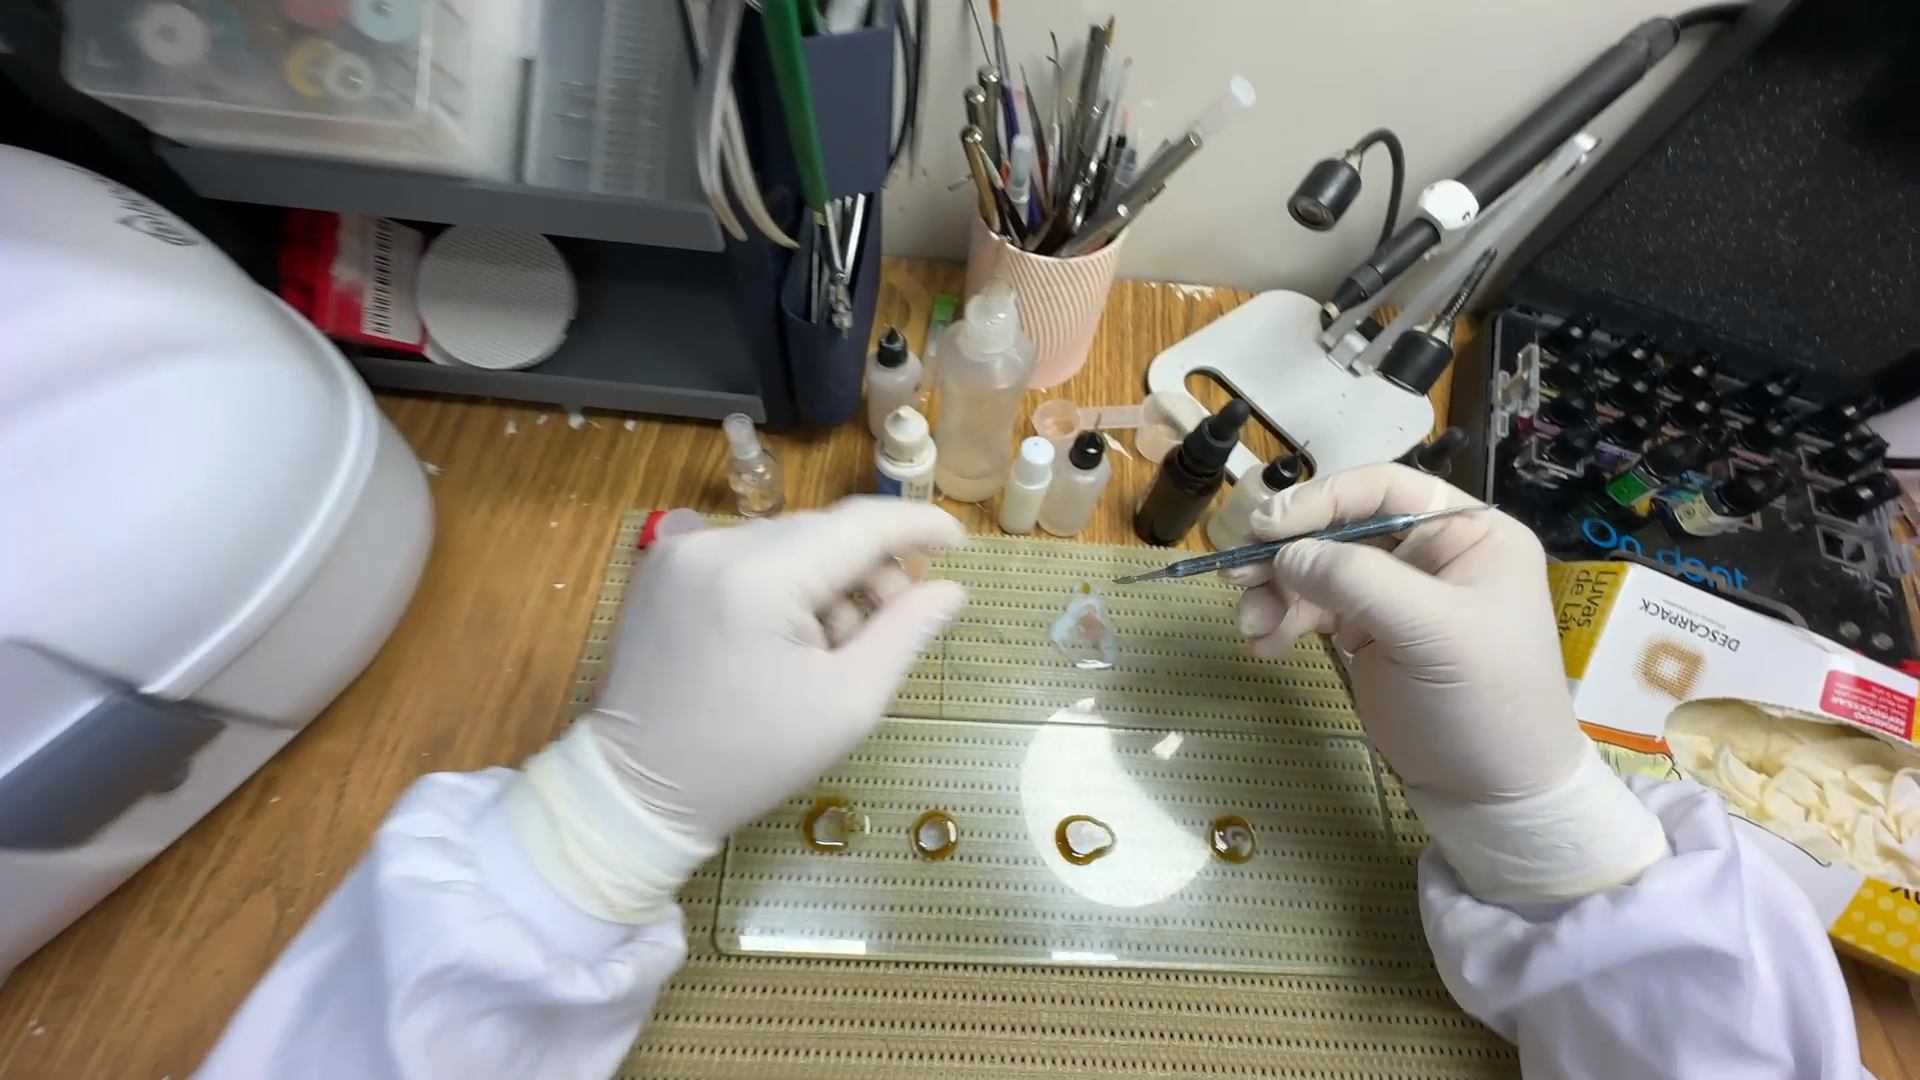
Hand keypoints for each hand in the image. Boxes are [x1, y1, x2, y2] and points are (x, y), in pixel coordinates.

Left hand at [506, 498, 965, 921]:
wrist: (636, 791)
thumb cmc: (750, 758)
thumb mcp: (847, 704)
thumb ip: (906, 633)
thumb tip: (951, 588)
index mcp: (759, 578)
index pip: (860, 525)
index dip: (917, 526)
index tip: (957, 541)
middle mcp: (715, 543)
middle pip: (826, 532)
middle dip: (868, 571)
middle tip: (882, 629)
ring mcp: (682, 549)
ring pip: (791, 540)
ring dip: (825, 579)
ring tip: (823, 645)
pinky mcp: (665, 562)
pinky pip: (751, 551)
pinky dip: (783, 580)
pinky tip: (783, 632)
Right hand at [1226, 463, 1586, 802]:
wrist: (1488, 791)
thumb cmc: (1483, 703)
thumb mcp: (1432, 634)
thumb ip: (1357, 582)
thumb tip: (1283, 554)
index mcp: (1464, 533)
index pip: (1380, 489)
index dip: (1319, 500)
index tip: (1264, 527)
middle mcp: (1424, 552)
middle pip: (1334, 529)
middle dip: (1282, 554)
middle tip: (1235, 576)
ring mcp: (1390, 591)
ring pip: (1312, 569)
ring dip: (1273, 594)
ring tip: (1249, 626)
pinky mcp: (1363, 627)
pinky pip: (1308, 608)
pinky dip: (1281, 623)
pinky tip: (1266, 647)